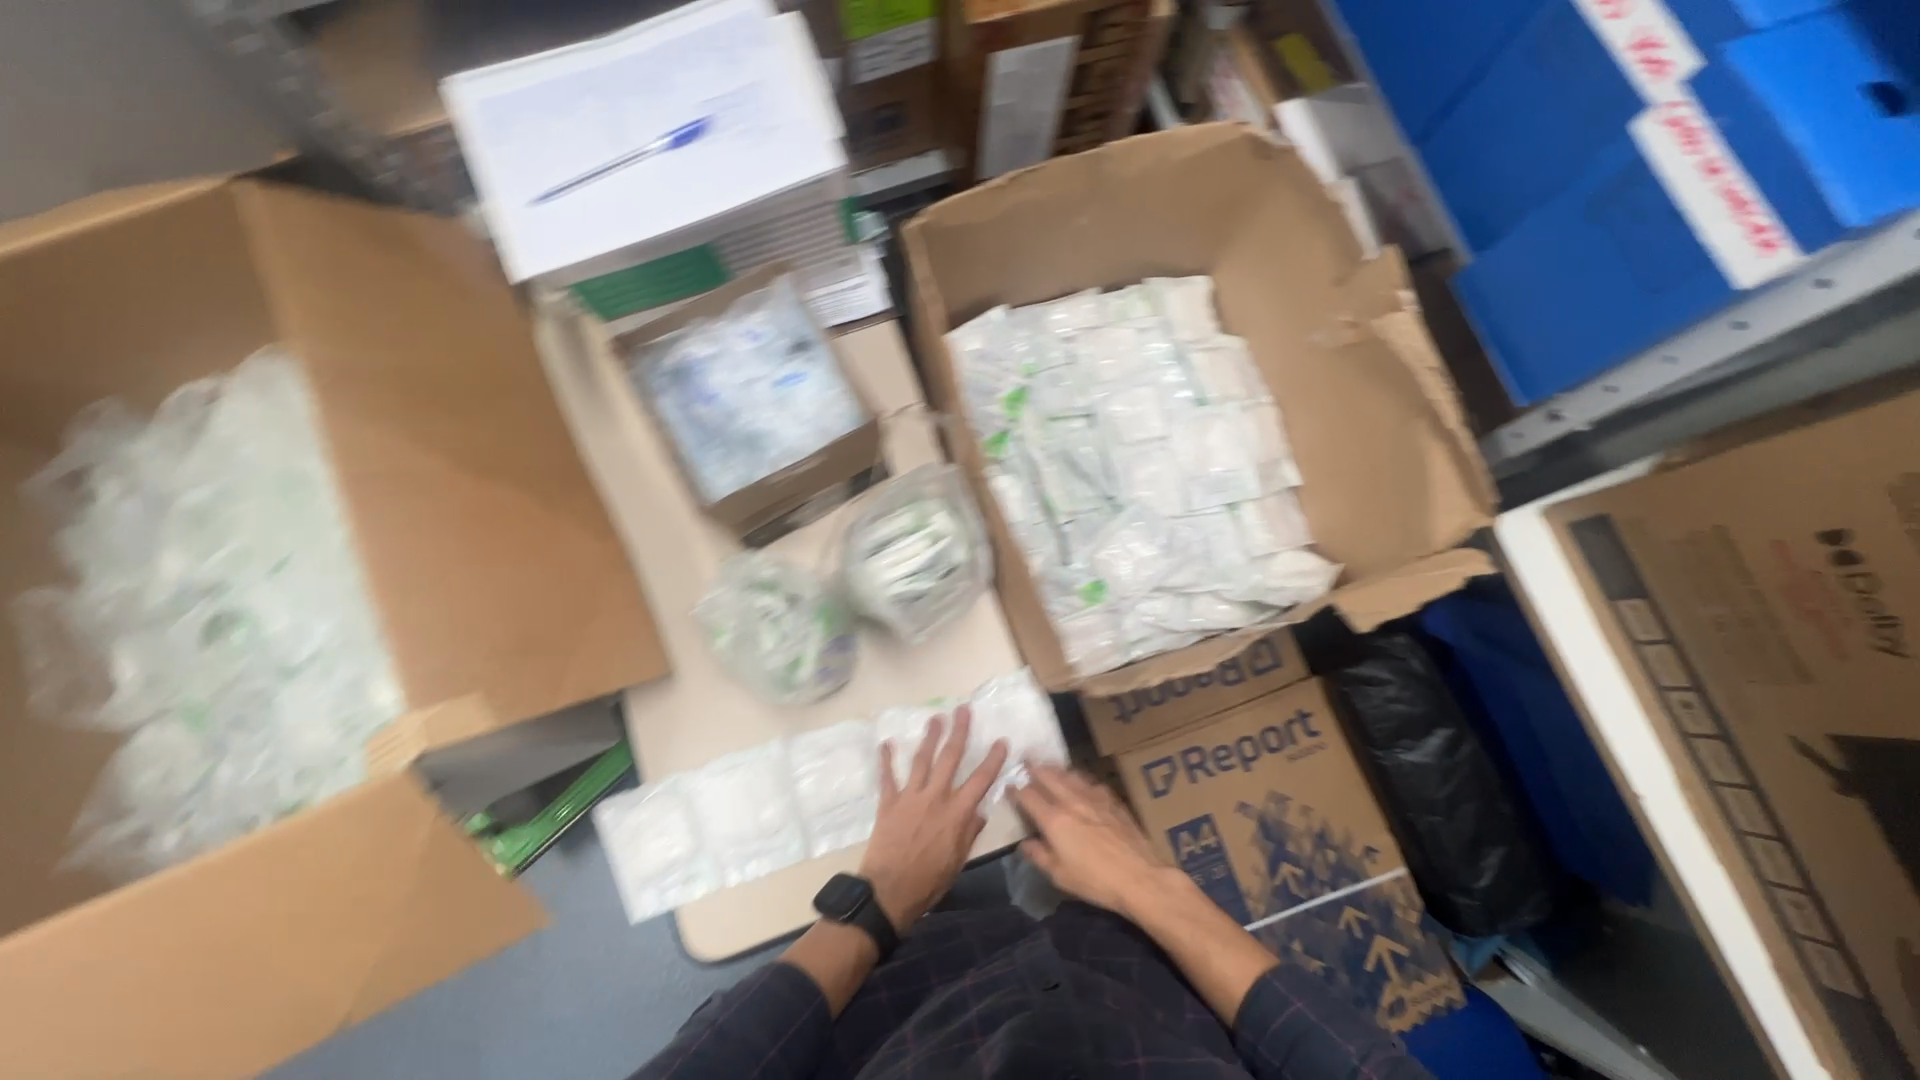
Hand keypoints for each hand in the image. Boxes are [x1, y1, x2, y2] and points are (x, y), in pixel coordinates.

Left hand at [860, 706, 1007, 929]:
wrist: (889, 892)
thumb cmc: (929, 882)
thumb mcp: (958, 861)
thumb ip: (969, 833)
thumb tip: (978, 813)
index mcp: (957, 813)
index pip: (981, 780)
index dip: (993, 759)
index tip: (1001, 741)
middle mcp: (935, 798)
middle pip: (950, 758)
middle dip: (959, 732)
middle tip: (963, 710)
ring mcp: (910, 797)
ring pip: (921, 760)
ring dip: (929, 737)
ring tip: (935, 718)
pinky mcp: (888, 803)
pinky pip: (887, 777)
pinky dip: (886, 760)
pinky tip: (886, 744)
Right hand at [1011, 764, 1187, 918]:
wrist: (1139, 876)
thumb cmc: (1094, 880)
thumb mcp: (1059, 875)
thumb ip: (1039, 855)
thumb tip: (1025, 843)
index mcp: (1054, 819)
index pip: (1029, 797)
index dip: (1016, 789)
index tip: (1009, 784)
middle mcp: (1072, 802)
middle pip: (1049, 777)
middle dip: (1035, 767)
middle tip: (1026, 759)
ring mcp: (1094, 798)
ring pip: (1071, 775)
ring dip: (1057, 768)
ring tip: (1050, 764)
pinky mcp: (1113, 801)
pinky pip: (1091, 782)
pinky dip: (1080, 778)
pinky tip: (1081, 781)